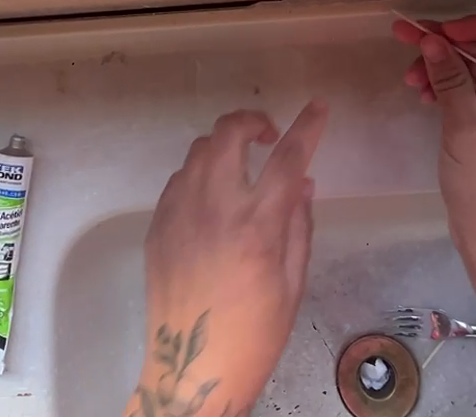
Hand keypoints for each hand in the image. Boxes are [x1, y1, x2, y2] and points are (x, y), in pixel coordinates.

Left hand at [131, 102, 328, 416]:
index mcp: (257, 224)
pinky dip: (201, 174)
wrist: (190, 368)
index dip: (307, 126)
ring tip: (241, 170)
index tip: (318, 106)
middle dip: (252, 121)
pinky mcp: (158, 221)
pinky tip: (212, 200)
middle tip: (267, 136)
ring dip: (226, 147)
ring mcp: (180, 209)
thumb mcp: (291, 284)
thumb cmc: (253, 333)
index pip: (288, 157)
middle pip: (230, 132)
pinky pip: (180, 177)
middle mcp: (215, 205)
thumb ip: (299, 225)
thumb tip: (302, 180)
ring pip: (201, 149)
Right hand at [395, 16, 475, 288]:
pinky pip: (468, 95)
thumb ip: (450, 80)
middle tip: (404, 37)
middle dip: (448, 46)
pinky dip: (444, 89)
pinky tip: (422, 94)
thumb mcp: (466, 129)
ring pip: (474, 74)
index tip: (440, 30)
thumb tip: (431, 39)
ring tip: (409, 78)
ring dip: (441, 68)